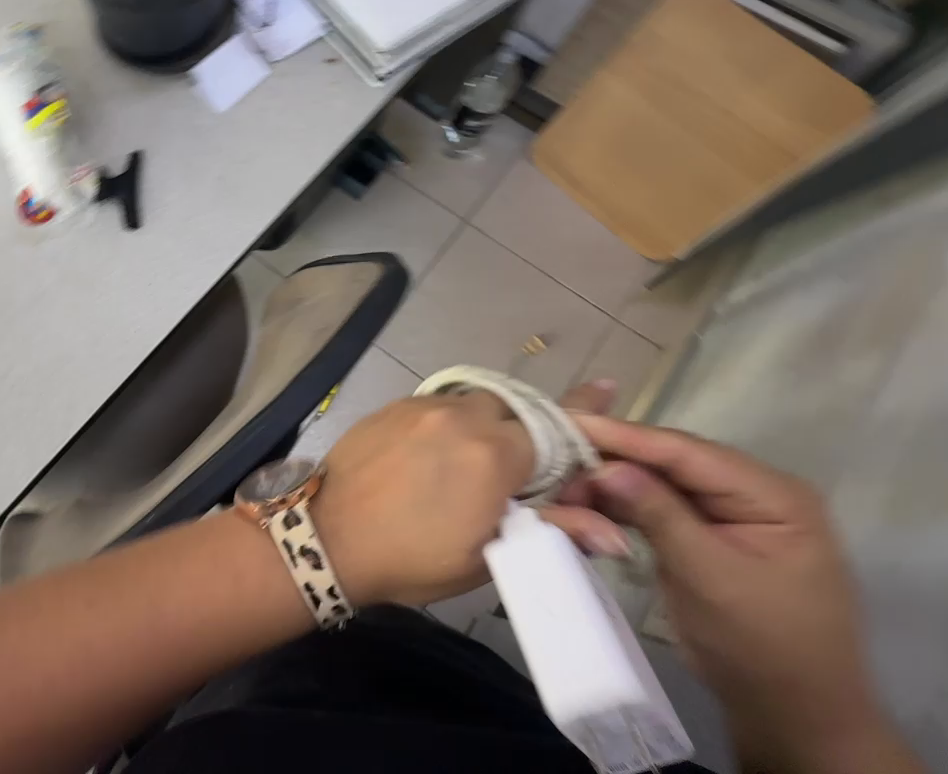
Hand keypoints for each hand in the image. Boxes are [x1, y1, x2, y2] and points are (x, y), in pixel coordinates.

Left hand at [314, 381, 629, 607]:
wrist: (330, 538)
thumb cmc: (412, 559)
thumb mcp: (486, 556)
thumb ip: (552, 532)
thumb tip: (616, 534)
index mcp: (492, 455)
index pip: (554, 428)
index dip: (581, 418)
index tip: (606, 388)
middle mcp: (460, 417)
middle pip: (513, 410)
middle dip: (524, 431)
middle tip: (521, 462)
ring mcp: (422, 407)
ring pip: (473, 402)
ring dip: (484, 424)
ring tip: (475, 459)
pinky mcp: (392, 406)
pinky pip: (437, 404)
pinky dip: (449, 422)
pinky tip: (438, 451)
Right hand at [566, 415, 910, 768]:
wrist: (791, 712)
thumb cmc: (764, 644)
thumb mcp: (710, 576)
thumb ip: (659, 514)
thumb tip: (605, 466)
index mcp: (772, 494)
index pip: (688, 451)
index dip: (627, 436)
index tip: (570, 421)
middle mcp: (750, 491)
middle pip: (670, 460)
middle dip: (613, 458)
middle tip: (556, 457)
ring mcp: (726, 512)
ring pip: (657, 481)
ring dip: (611, 482)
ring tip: (564, 486)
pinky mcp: (703, 533)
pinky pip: (656, 505)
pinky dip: (621, 504)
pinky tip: (586, 501)